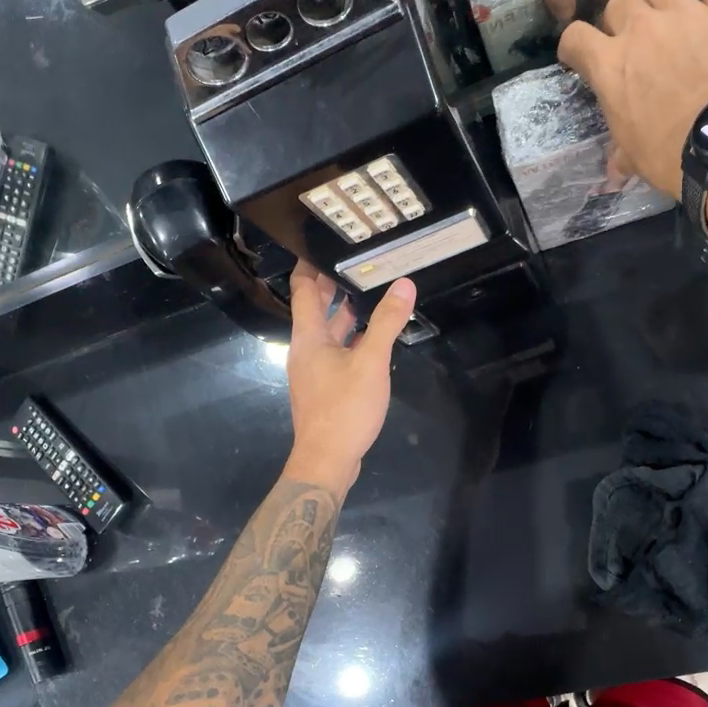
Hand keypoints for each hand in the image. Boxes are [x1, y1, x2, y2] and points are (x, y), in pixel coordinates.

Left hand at [281, 261, 416, 494]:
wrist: (326, 460)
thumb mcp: (371, 363)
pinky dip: (350, 341)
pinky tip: (371, 341)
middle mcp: (305, 350)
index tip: (324, 245)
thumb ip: (387, 323)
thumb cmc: (344, 409)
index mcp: (308, 337)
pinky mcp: (323, 390)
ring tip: (368, 295)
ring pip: (326, 334)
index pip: (303, 288)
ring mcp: (312, 372)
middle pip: (313, 309)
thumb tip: (404, 284)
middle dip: (331, 286)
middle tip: (355, 264)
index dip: (310, 264)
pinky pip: (335, 355)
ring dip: (343, 315)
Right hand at [558, 0, 707, 199]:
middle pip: (618, 5)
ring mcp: (687, 12)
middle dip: (619, 22)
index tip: (579, 57)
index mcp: (611, 66)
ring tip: (671, 27)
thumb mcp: (634, 159)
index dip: (574, 47)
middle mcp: (642, 29)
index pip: (576, 38)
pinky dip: (705, 4)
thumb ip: (620, 153)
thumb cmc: (671, 157)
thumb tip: (615, 171)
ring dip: (660, 8)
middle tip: (632, 44)